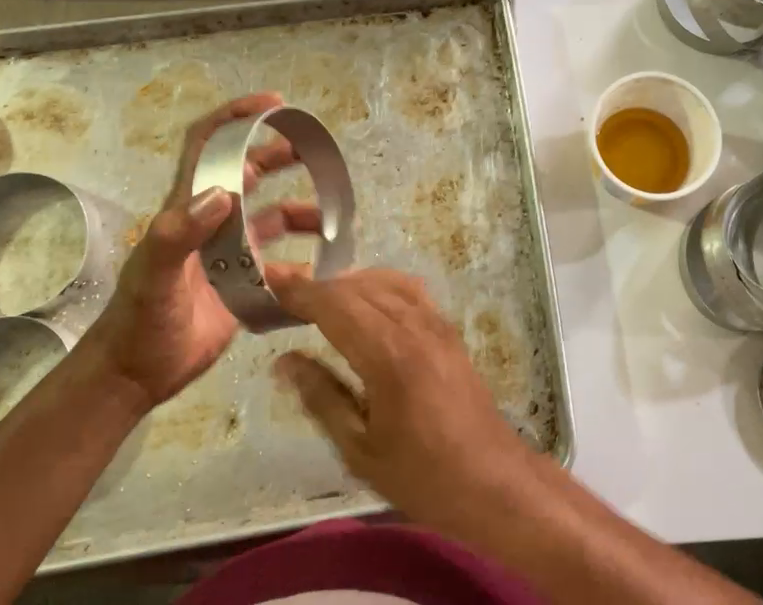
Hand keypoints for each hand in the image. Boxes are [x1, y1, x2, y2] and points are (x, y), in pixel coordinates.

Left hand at [83, 92, 322, 407]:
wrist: (135, 375)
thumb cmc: (139, 321)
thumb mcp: (154, 276)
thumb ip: (180, 234)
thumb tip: (224, 193)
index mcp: (186, 208)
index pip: (207, 145)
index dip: (236, 117)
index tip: (274, 105)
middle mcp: (211, 222)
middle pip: (247, 172)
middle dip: (278, 154)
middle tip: (313, 150)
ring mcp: (228, 253)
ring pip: (271, 217)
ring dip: (303, 211)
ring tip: (334, 216)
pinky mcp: (244, 283)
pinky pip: (282, 262)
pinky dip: (306, 260)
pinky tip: (326, 269)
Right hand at [266, 266, 548, 529]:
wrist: (491, 480)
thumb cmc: (421, 475)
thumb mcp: (359, 447)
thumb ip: (322, 396)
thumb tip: (285, 361)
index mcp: (389, 354)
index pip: (336, 305)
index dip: (301, 291)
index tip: (270, 281)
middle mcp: (415, 327)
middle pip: (360, 287)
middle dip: (319, 284)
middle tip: (284, 288)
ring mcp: (438, 325)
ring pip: (388, 282)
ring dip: (350, 283)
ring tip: (317, 295)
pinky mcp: (450, 332)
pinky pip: (411, 292)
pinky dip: (381, 286)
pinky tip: (365, 302)